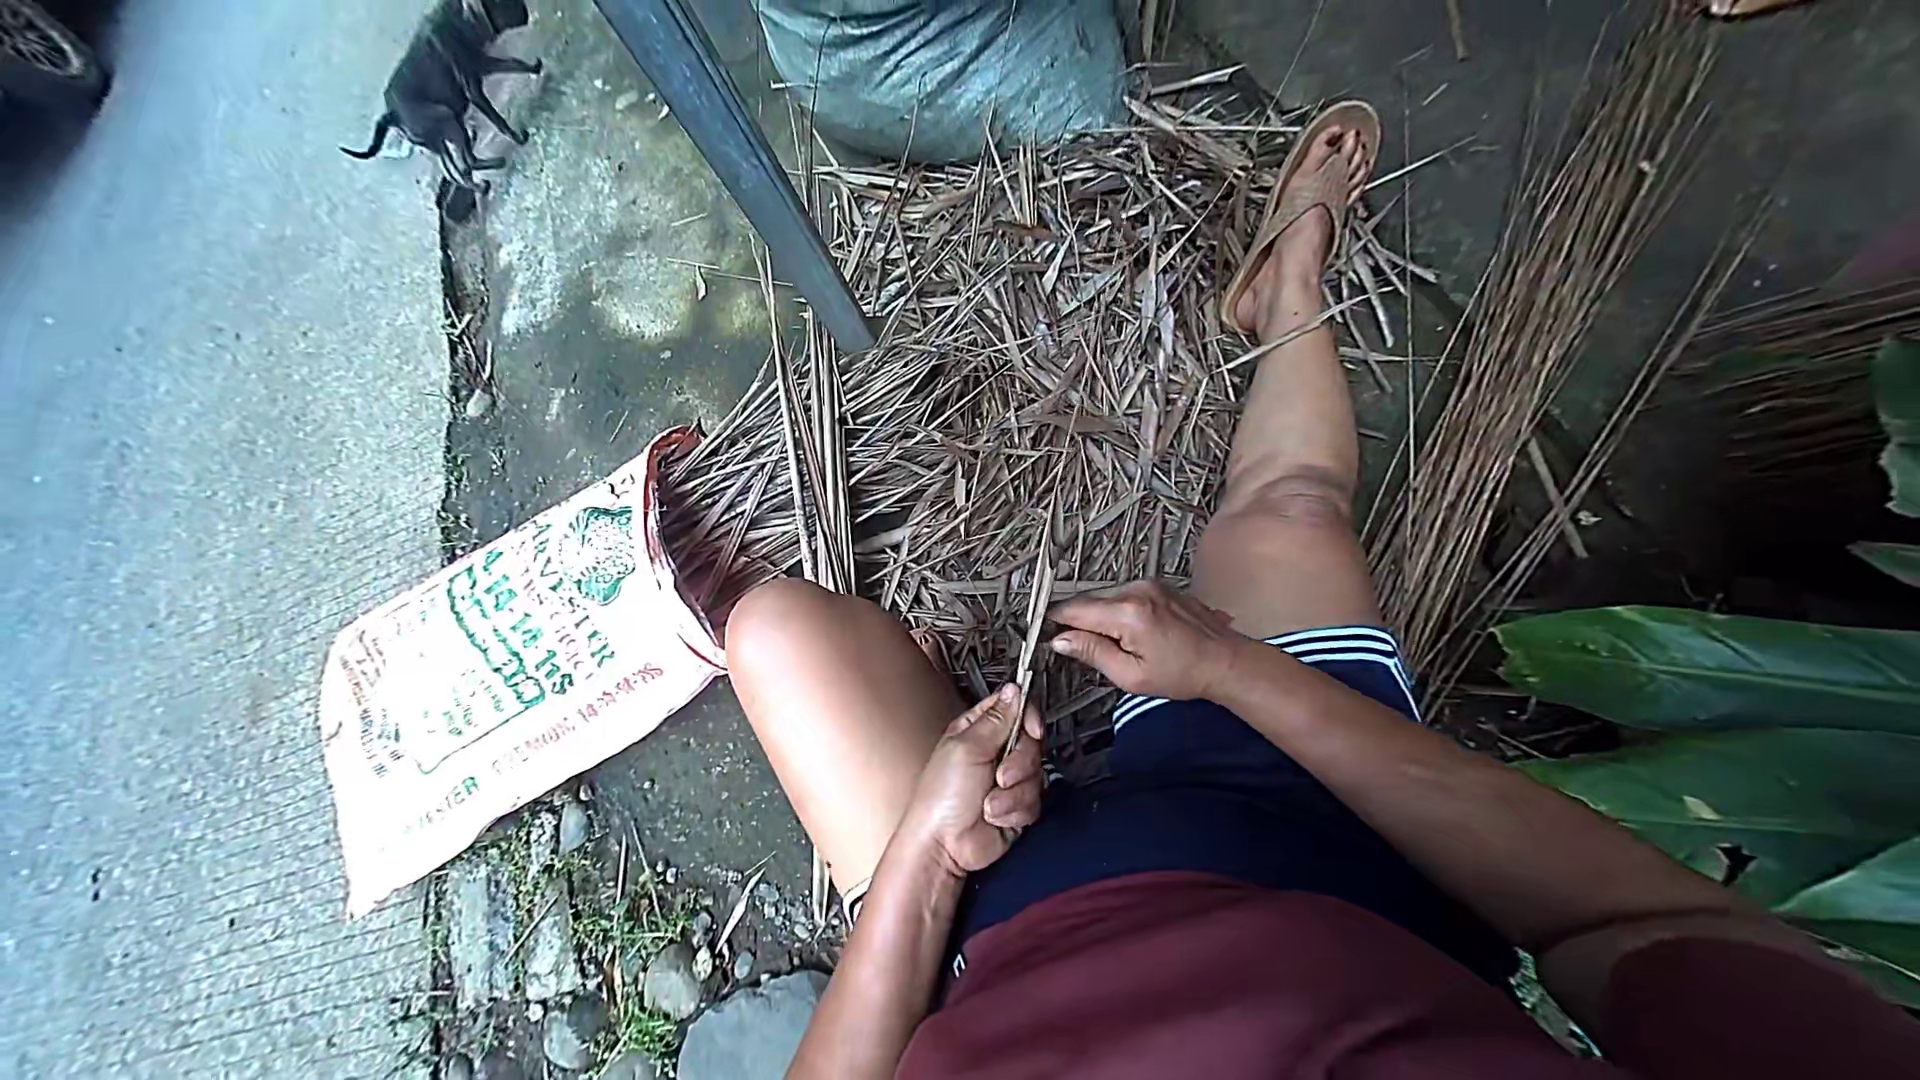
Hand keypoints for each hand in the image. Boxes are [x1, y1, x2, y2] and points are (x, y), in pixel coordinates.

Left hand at [892, 685, 1045, 879]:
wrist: (943, 847)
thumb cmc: (940, 798)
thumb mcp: (967, 748)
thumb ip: (997, 718)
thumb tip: (1014, 690)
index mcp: (977, 730)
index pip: (1014, 708)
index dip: (1028, 716)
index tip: (1031, 728)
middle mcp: (994, 751)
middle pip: (1031, 741)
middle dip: (1020, 761)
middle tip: (1000, 773)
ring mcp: (1007, 778)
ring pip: (1036, 772)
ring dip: (1014, 791)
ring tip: (990, 800)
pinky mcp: (1017, 804)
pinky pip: (1035, 799)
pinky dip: (1015, 810)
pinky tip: (995, 815)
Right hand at [1048, 579, 1245, 700]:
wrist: (1226, 661)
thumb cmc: (1184, 674)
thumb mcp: (1131, 675)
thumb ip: (1092, 653)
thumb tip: (1060, 640)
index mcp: (1127, 613)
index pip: (1073, 610)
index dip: (1055, 623)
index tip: (1046, 633)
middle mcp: (1136, 590)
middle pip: (1088, 602)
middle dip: (1081, 623)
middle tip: (1088, 649)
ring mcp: (1148, 584)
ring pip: (1105, 597)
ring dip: (1102, 617)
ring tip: (1122, 644)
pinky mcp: (1156, 584)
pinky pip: (1123, 595)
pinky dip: (1119, 611)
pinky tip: (1136, 633)